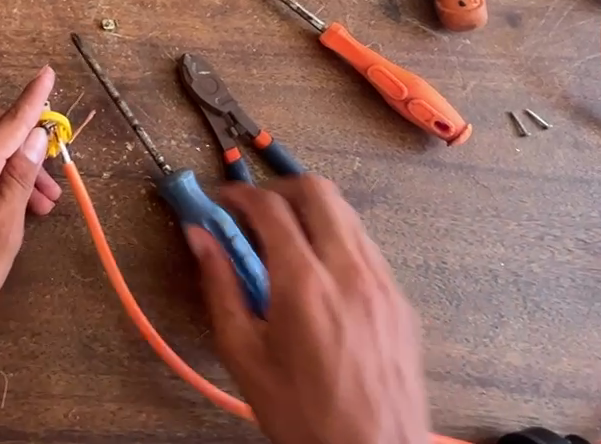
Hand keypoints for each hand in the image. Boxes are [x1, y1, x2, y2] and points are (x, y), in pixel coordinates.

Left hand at [0, 66, 61, 443]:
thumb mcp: (3, 233)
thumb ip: (20, 179)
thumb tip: (35, 136)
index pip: (10, 122)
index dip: (33, 99)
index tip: (47, 73)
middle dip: (26, 144)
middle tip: (52, 186)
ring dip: (11, 162)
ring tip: (39, 206)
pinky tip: (8, 205)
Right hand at [186, 176, 428, 443]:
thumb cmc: (301, 413)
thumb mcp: (243, 353)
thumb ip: (219, 285)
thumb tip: (198, 236)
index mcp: (304, 284)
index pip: (270, 205)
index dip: (238, 193)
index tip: (221, 201)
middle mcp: (349, 272)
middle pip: (317, 190)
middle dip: (279, 188)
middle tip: (255, 211)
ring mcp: (383, 285)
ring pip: (347, 212)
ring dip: (311, 211)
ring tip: (285, 240)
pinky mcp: (402, 303)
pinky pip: (367, 246)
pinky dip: (337, 238)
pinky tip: (319, 272)